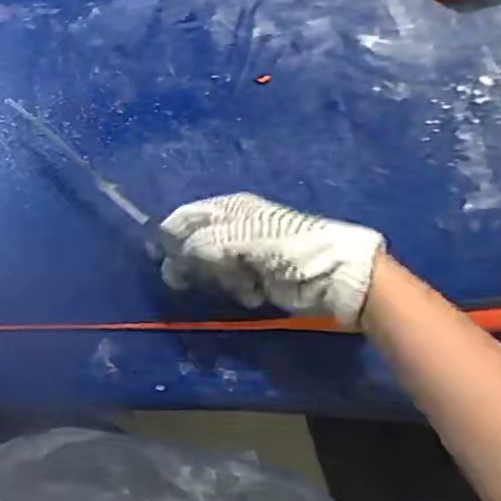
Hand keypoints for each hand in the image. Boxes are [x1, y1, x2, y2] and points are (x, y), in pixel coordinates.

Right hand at [158, 192, 386, 326]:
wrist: (337, 276)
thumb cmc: (286, 248)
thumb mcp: (238, 239)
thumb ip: (200, 243)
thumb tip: (174, 257)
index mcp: (229, 209)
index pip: (184, 218)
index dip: (170, 236)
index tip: (163, 257)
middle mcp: (233, 225)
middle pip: (192, 242)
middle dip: (191, 261)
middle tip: (191, 278)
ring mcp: (244, 250)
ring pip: (207, 264)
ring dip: (215, 277)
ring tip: (234, 285)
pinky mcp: (253, 273)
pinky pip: (226, 280)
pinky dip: (232, 287)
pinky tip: (248, 292)